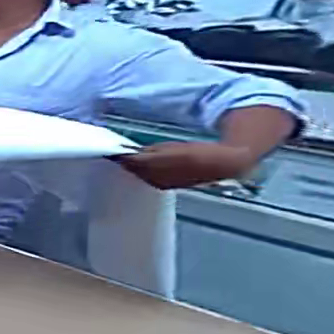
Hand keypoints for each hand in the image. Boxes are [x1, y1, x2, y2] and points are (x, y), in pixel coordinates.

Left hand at [114, 142, 259, 189]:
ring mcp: (158, 183)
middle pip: (131, 169)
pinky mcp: (165, 188)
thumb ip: (147, 150)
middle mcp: (152, 176)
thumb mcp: (168, 146)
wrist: (223, 165)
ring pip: (138, 175)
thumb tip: (130, 152)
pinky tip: (149, 169)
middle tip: (122, 155)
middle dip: (126, 163)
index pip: (126, 160)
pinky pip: (148, 180)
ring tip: (137, 161)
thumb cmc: (197, 151)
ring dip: (136, 169)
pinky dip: (146, 174)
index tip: (111, 151)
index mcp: (152, 163)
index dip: (118, 156)